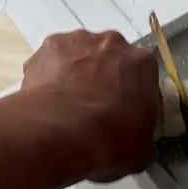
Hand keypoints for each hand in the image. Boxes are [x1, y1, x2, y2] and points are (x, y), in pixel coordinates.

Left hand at [18, 30, 158, 181]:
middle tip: (91, 106)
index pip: (141, 73)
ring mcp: (79, 40)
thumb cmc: (109, 140)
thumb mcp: (140, 148)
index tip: (120, 110)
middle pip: (109, 57)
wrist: (60, 130)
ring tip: (64, 104)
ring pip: (79, 54)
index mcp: (143, 63)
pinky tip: (45, 97)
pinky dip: (49, 73)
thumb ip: (141, 133)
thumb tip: (133, 140)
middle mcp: (114, 42)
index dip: (130, 92)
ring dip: (75, 71)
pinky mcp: (50, 45)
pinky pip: (52, 59)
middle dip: (102, 76)